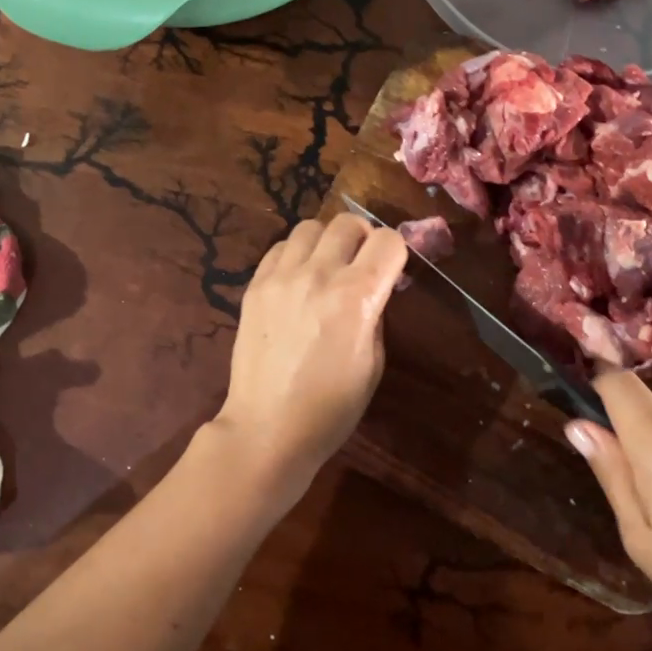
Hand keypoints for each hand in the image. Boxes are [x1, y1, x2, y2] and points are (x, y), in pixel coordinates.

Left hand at [212, 215, 405, 493]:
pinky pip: (280, 248)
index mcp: (356, 296)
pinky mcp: (255, 286)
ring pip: (310, 227)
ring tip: (326, 267)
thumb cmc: (331, 408)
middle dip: (363, 238)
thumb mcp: (373, 362)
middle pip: (348, 222)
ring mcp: (281, 277)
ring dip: (326, 241)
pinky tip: (297, 280)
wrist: (267, 428)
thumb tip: (375, 287)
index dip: (396, 251)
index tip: (392, 269)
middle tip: (360, 264)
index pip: (388, 240)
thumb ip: (376, 313)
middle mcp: (318, 275)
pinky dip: (295, 254)